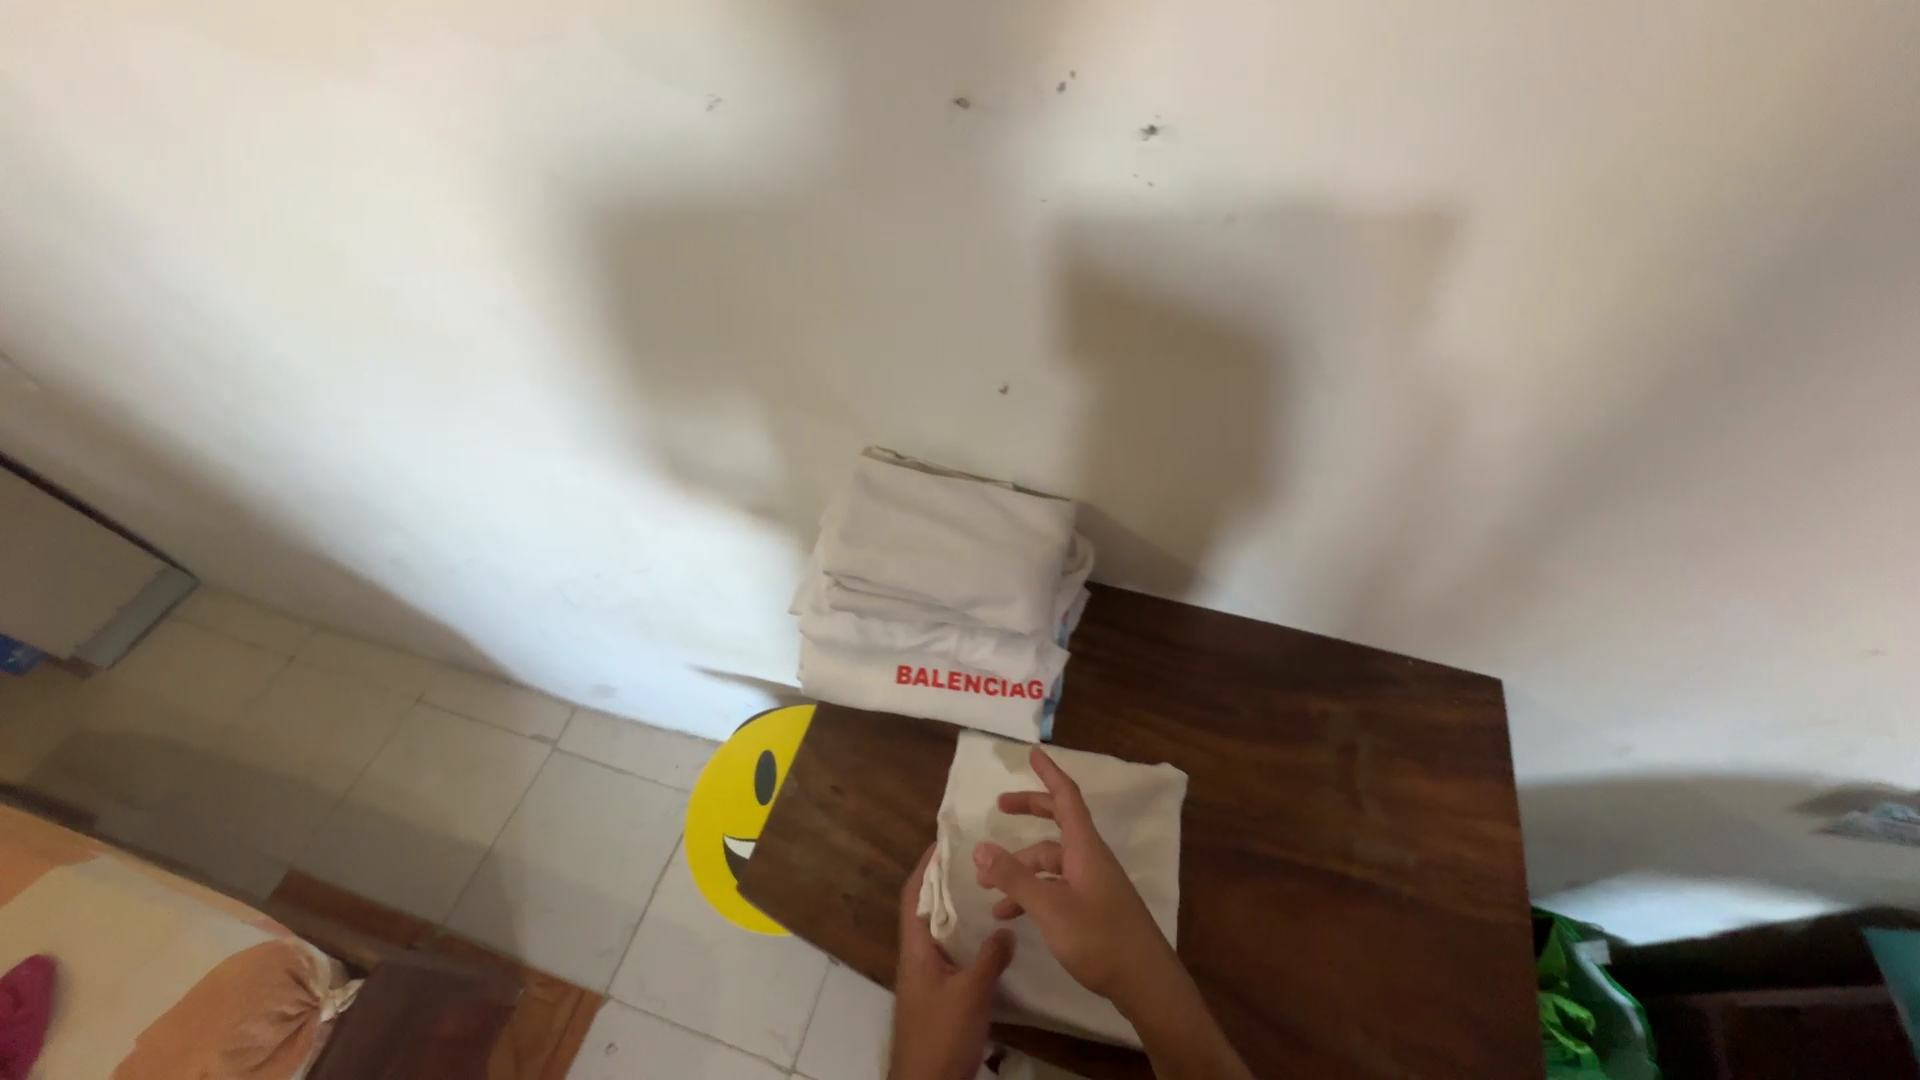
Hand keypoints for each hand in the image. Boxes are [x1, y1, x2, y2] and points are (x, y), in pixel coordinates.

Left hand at [890, 845, 1013, 1079]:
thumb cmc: (941, 1035)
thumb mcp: (970, 994)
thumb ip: (989, 958)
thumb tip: (1007, 928)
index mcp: (915, 948)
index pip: (914, 894)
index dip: (926, 866)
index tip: (944, 840)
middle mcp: (918, 956)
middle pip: (928, 909)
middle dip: (946, 883)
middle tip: (975, 860)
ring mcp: (929, 977)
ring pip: (942, 932)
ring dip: (959, 911)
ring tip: (988, 889)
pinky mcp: (941, 995)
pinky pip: (954, 954)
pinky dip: (969, 939)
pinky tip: (995, 939)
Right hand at [972, 746, 1176, 1006]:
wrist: (1146, 983)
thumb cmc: (1099, 938)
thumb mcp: (1050, 908)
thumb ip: (1015, 878)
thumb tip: (980, 847)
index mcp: (1085, 847)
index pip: (1066, 796)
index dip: (1049, 773)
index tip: (1032, 753)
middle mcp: (1090, 858)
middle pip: (1059, 821)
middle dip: (1029, 811)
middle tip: (999, 808)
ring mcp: (1094, 883)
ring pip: (1052, 860)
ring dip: (1021, 868)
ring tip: (988, 889)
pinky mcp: (1094, 907)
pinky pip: (1057, 885)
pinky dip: (1033, 891)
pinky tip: (1011, 915)